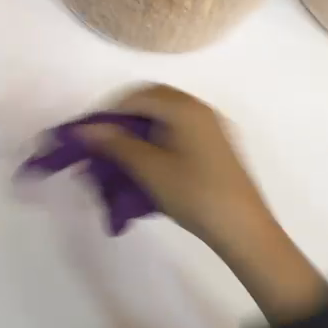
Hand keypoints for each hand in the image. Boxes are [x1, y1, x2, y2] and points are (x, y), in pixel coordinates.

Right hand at [84, 84, 327, 325]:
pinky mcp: (216, 146)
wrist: (245, 232)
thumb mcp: (148, 168)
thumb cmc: (194, 194)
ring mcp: (211, 127)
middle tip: (102, 144)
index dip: (106, 112)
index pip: (134, 96)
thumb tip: (82, 128)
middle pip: (149, 101)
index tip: (88, 136)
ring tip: (121, 157)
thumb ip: (113, 143)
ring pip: (163, 117)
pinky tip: (147, 165)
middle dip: (122, 119)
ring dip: (138, 130)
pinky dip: (156, 139)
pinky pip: (178, 130)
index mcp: (183, 107)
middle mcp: (199, 109)